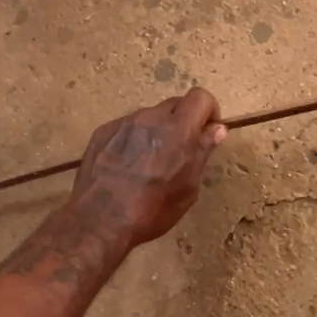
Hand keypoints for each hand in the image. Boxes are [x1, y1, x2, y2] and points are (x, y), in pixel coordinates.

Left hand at [65, 88, 226, 250]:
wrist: (99, 220)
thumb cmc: (152, 209)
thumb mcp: (188, 187)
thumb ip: (202, 152)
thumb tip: (217, 128)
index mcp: (178, 129)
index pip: (201, 97)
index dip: (209, 111)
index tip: (206, 132)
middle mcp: (151, 117)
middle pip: (175, 104)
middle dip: (183, 121)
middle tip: (179, 151)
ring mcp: (124, 122)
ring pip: (150, 116)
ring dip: (156, 131)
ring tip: (148, 163)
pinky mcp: (103, 132)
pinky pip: (127, 127)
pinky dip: (133, 139)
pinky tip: (126, 166)